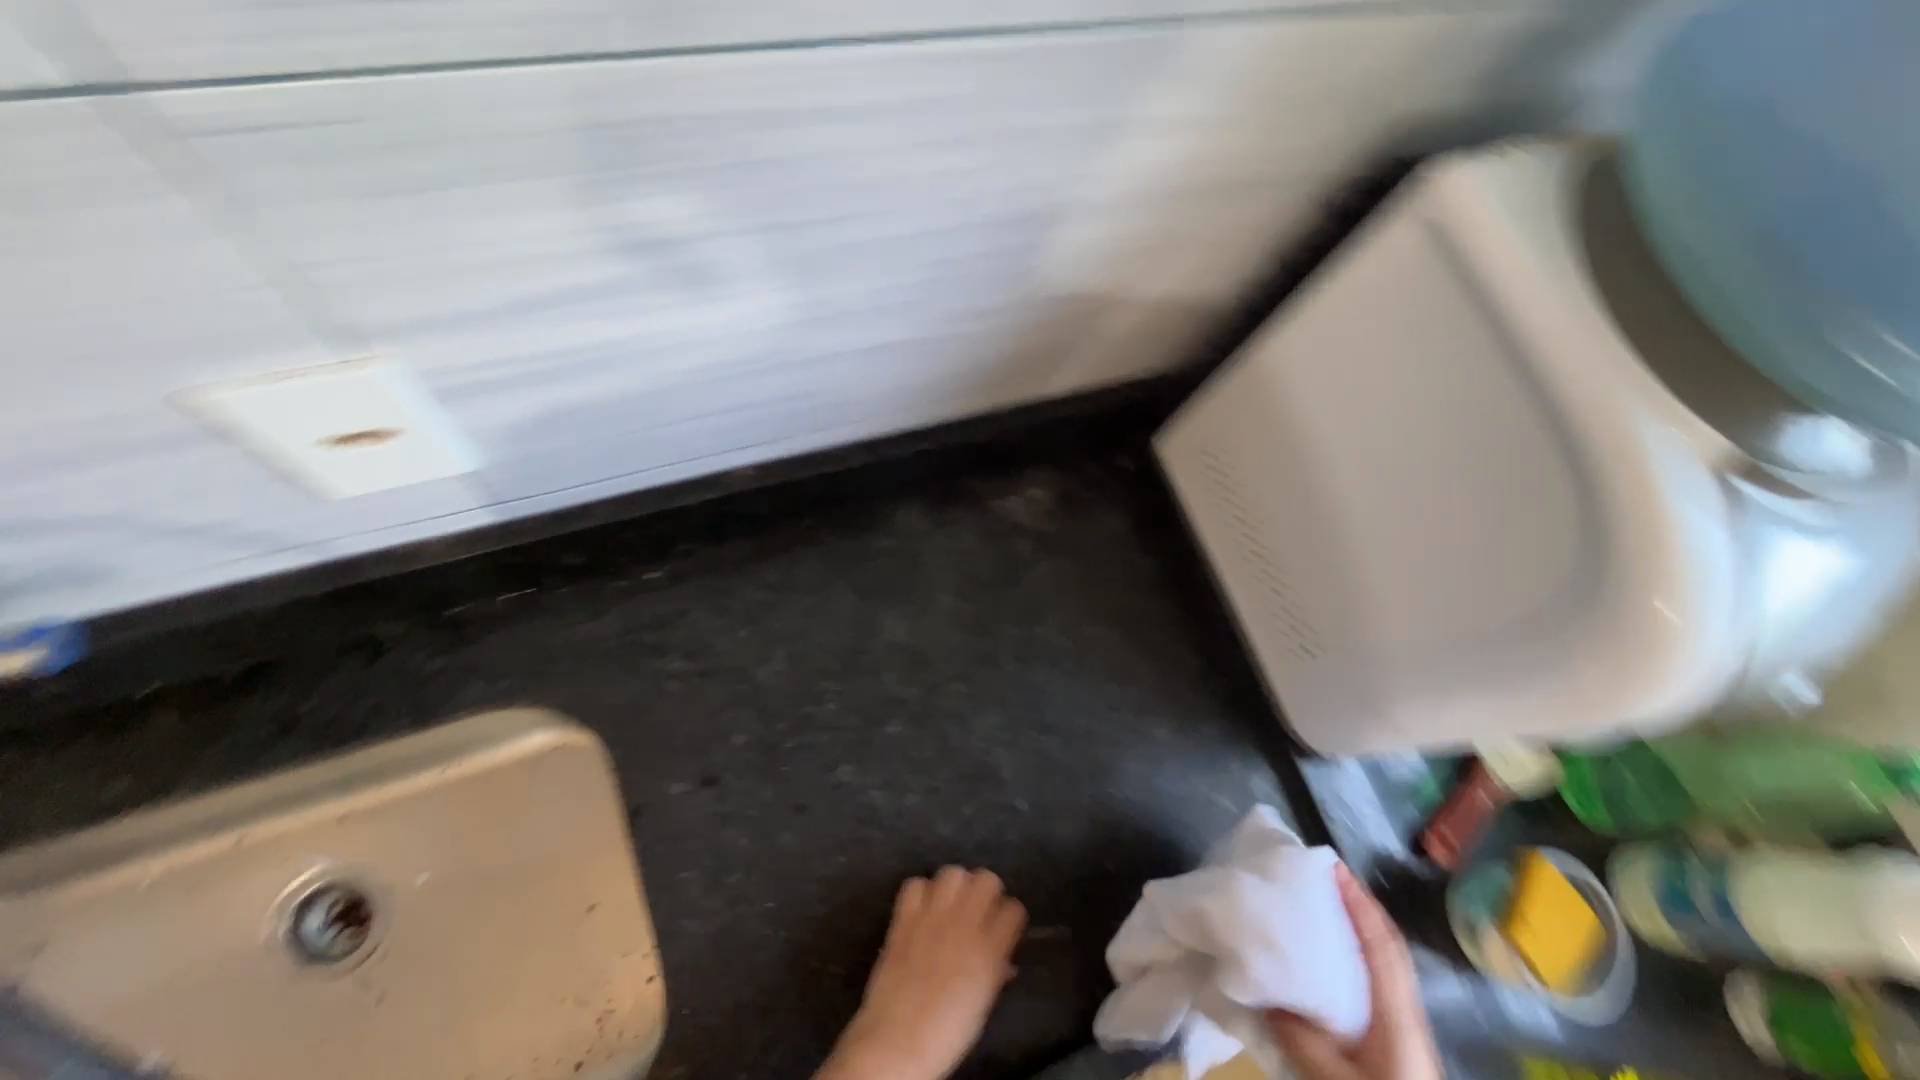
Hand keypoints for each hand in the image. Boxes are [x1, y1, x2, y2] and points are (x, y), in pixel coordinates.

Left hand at [818, 867, 1026, 1079]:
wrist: (898, 1040)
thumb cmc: (947, 1031)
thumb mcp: (982, 1002)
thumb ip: (995, 971)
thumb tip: (1002, 959)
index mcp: (990, 949)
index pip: (1013, 909)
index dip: (1009, 916)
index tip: (1003, 925)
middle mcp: (965, 924)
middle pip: (986, 879)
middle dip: (986, 891)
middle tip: (979, 908)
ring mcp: (932, 917)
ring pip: (952, 873)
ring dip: (955, 885)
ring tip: (951, 904)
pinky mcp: (904, 918)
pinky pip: (915, 884)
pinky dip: (921, 893)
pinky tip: (922, 910)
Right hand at [1267, 865, 1440, 1079]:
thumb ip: (1306, 1044)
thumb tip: (1272, 999)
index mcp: (1398, 1019)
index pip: (1381, 947)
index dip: (1359, 905)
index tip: (1332, 868)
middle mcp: (1406, 1017)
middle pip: (1387, 951)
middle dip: (1358, 911)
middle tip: (1319, 882)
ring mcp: (1404, 1034)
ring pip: (1382, 971)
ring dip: (1355, 936)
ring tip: (1317, 914)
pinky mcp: (1395, 1051)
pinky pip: (1373, 991)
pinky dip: (1352, 965)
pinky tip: (1324, 971)